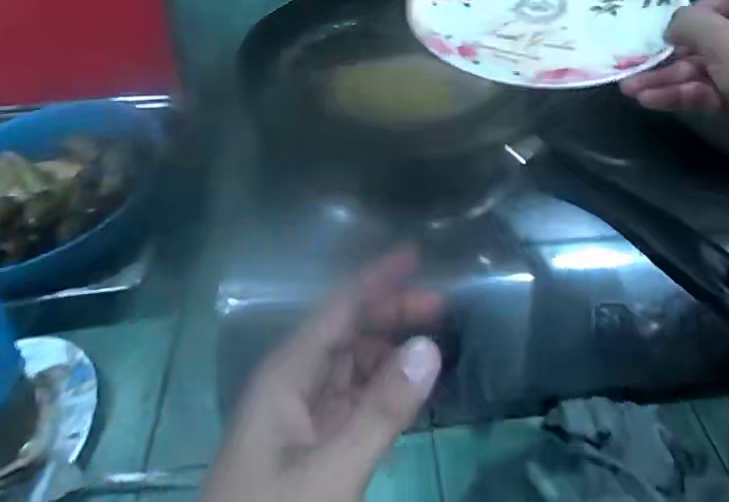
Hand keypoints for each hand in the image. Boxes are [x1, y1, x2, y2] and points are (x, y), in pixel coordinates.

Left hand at [203, 250, 443, 501]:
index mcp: (286, 372)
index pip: (338, 308)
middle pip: (347, 331)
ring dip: (389, 351)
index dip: (376, 278)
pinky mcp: (309, 448)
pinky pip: (351, 402)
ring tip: (433, 348)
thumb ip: (381, 411)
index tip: (415, 254)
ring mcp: (299, 417)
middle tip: (441, 306)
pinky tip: (409, 393)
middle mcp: (291, 383)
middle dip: (390, 313)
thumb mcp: (331, 472)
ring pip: (351, 366)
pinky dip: (382, 391)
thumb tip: (429, 346)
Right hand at [620, 0, 728, 168]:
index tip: (665, 33)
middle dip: (671, 56)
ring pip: (708, 71)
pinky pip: (715, 95)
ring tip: (632, 91)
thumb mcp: (726, 39)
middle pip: (712, 39)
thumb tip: (675, 27)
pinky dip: (686, 97)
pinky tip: (653, 101)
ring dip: (670, 80)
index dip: (692, 13)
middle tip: (636, 67)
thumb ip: (689, 24)